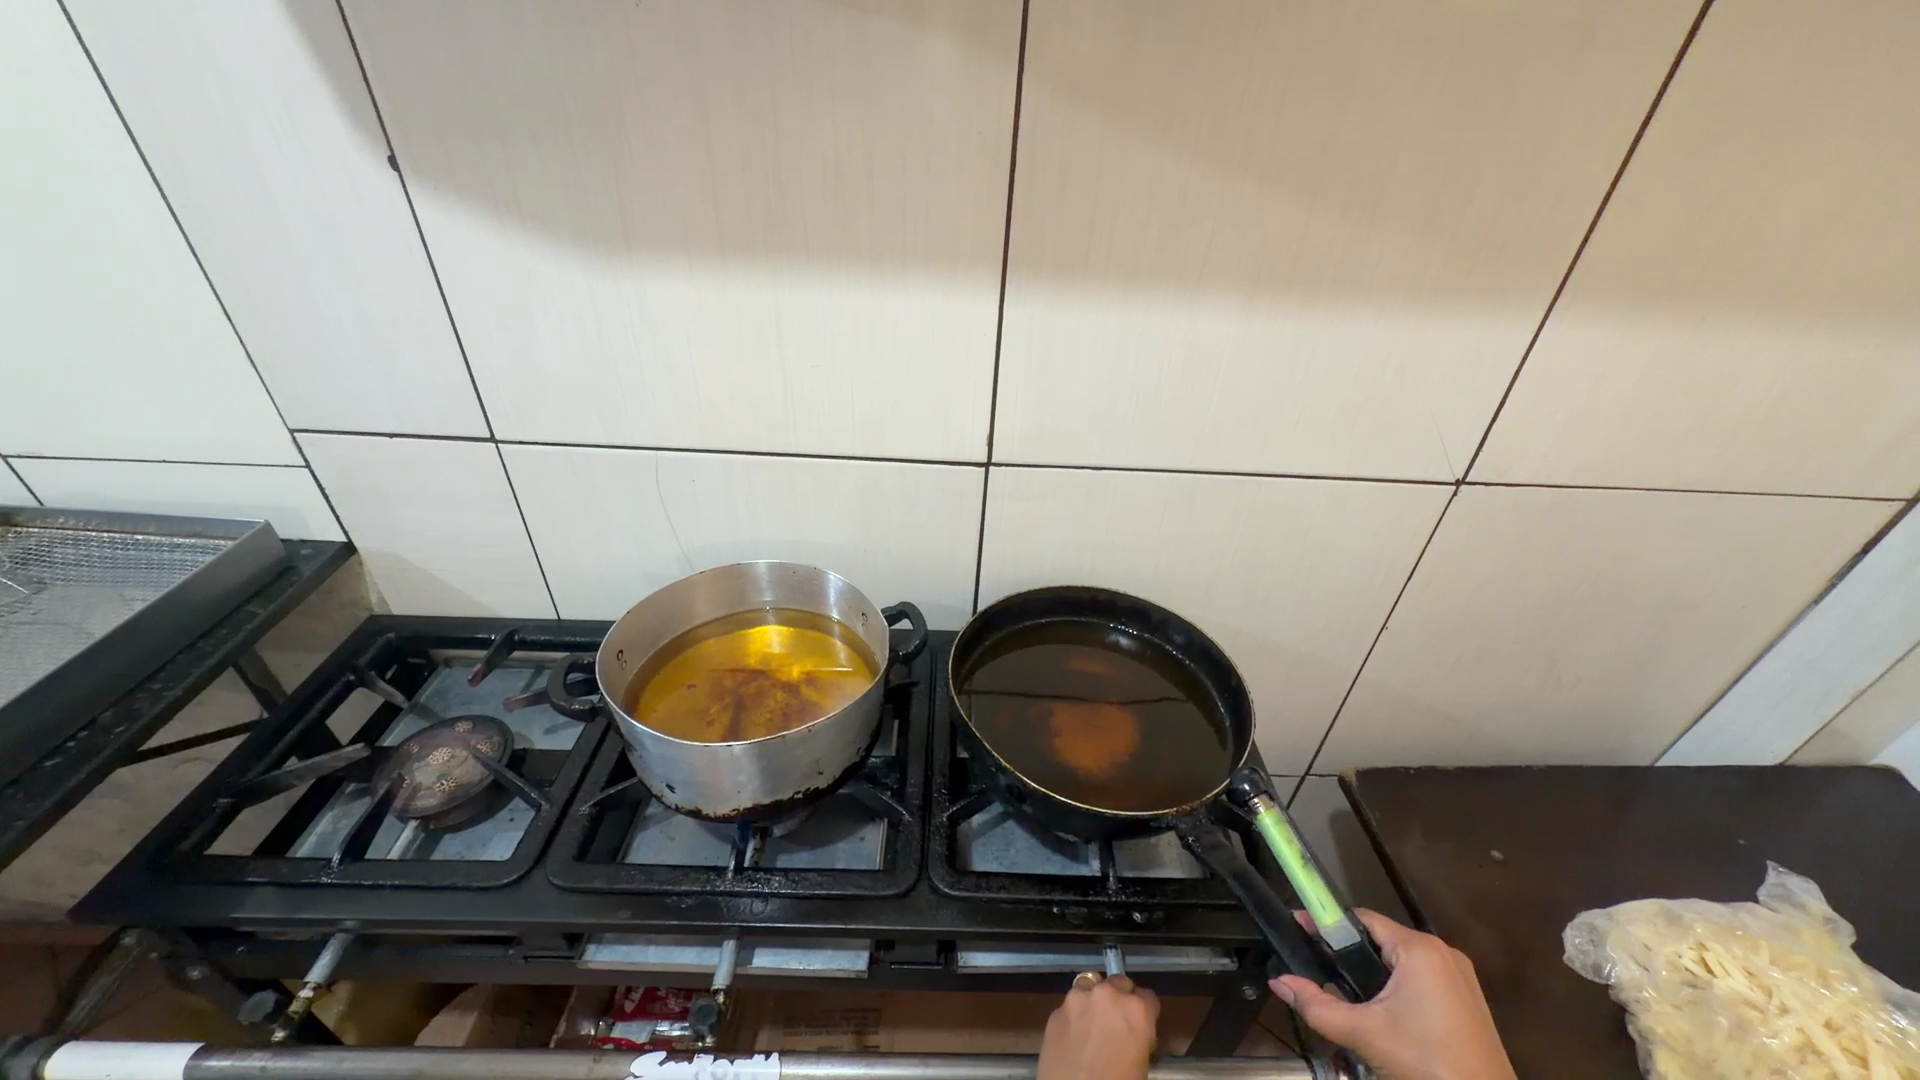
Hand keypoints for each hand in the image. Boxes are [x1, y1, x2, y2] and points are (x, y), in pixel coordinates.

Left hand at [1037, 973, 1160, 1079]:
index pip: (1147, 997)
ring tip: (1092, 1025)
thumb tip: (1130, 1031)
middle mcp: (1107, 995)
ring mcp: (1077, 999)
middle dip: (1119, 998)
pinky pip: (1070, 1005)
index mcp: (1136, 1009)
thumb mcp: (1141, 1061)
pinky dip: (1074, 1015)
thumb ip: (1138, 1033)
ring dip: (1093, 1000)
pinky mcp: (1055, 1010)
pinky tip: (1074, 1036)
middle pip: (1118, 983)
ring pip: (1090, 986)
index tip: (1140, 1024)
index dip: (1144, 1012)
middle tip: (1116, 1023)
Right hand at [1271, 910, 1515, 1079]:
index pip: (1360, 919)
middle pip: (1379, 940)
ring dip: (1370, 974)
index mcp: (1419, 949)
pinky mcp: (1467, 1000)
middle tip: (1315, 970)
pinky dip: (1393, 988)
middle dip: (1346, 954)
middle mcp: (1442, 952)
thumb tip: (1277, 981)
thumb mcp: (1364, 1034)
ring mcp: (1459, 977)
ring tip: (1342, 995)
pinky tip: (1379, 1014)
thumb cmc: (1427, 1066)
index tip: (1296, 930)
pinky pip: (1418, 980)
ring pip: (1399, 962)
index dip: (1325, 924)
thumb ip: (1316, 1005)